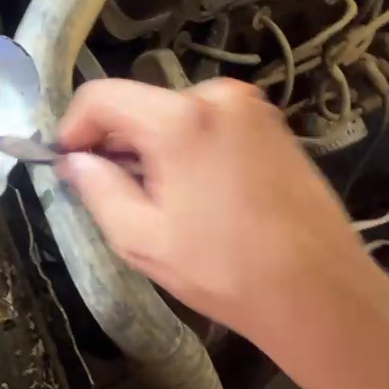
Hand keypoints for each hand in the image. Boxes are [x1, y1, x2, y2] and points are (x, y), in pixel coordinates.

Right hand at [54, 78, 388, 348]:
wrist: (320, 292)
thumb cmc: (224, 269)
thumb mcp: (140, 238)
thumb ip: (97, 189)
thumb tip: (74, 161)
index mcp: (180, 118)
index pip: (100, 96)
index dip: (73, 129)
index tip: (68, 166)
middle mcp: (217, 97)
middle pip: (139, 104)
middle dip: (115, 143)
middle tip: (111, 194)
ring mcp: (252, 109)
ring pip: (174, 116)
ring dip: (152, 149)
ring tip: (158, 203)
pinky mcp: (273, 127)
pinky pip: (209, 125)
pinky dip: (188, 149)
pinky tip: (198, 197)